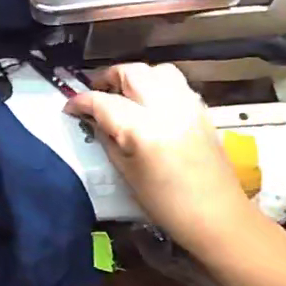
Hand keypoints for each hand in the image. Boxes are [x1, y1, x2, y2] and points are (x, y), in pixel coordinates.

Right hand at [64, 63, 254, 241]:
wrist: (215, 214)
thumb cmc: (164, 202)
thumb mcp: (124, 172)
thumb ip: (107, 139)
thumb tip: (93, 120)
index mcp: (142, 128)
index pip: (103, 101)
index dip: (81, 101)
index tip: (69, 107)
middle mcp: (166, 108)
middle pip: (132, 73)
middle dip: (109, 78)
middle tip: (96, 95)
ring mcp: (188, 105)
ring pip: (158, 71)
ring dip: (136, 78)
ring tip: (124, 94)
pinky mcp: (202, 110)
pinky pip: (175, 84)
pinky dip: (157, 86)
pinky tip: (149, 105)